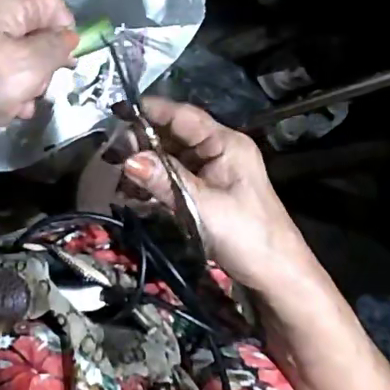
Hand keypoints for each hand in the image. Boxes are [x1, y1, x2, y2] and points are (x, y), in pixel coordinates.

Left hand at [0, 0, 78, 171]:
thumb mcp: (25, 69)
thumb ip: (54, 48)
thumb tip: (66, 36)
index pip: (51, 2)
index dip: (66, 32)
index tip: (66, 68)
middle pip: (29, 28)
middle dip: (42, 62)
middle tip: (35, 93)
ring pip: (8, 52)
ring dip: (20, 81)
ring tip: (15, 110)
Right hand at [120, 96, 316, 295]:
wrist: (278, 278)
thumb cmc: (248, 236)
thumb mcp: (202, 206)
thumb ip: (163, 180)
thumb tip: (126, 159)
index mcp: (226, 144)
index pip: (182, 116)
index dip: (150, 111)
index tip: (117, 112)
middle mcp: (217, 150)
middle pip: (172, 134)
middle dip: (141, 140)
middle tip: (111, 153)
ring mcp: (210, 171)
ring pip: (168, 156)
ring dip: (143, 163)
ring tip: (115, 173)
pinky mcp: (203, 192)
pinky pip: (171, 176)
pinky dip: (151, 181)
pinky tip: (131, 191)